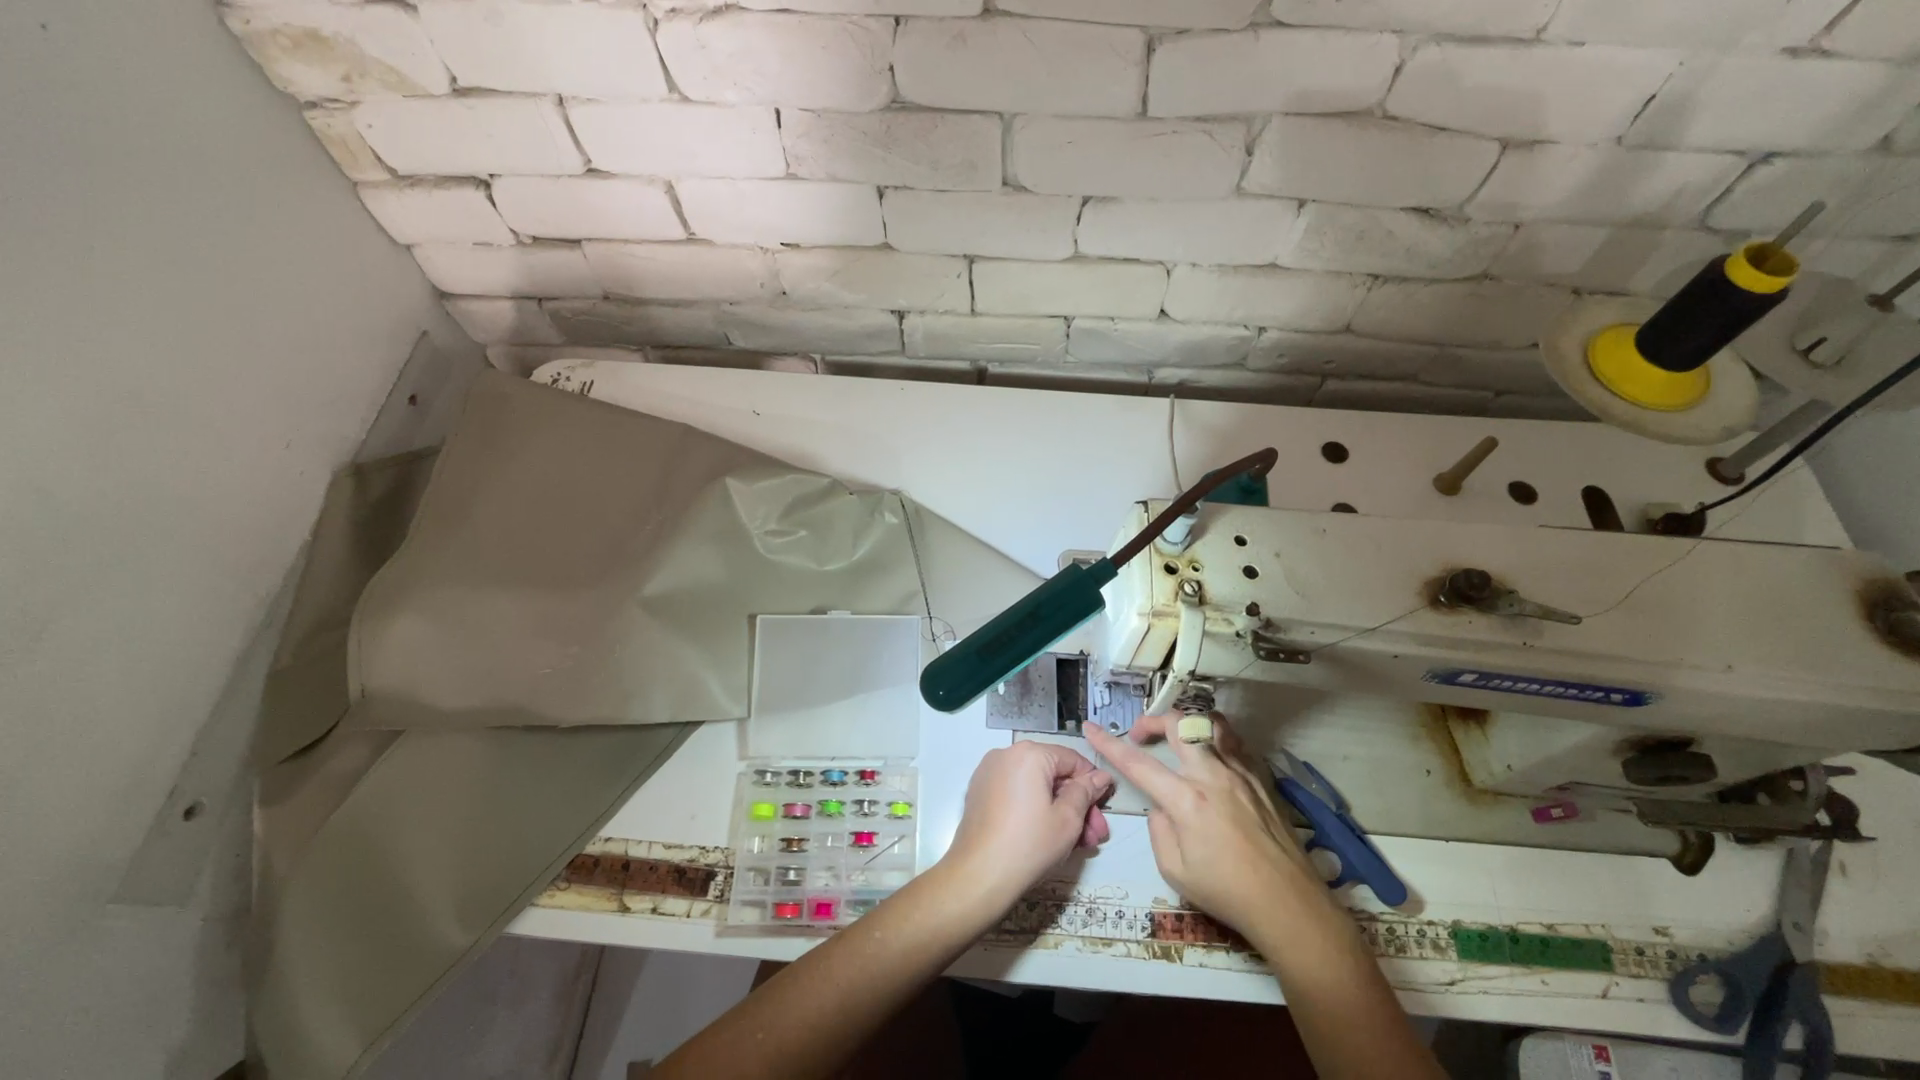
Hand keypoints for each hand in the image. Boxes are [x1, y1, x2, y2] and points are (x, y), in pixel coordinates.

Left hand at [940, 741, 1115, 906]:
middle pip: (1052, 774)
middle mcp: (1005, 755)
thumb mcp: (1068, 819)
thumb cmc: (1029, 844)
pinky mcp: (980, 793)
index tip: (1104, 808)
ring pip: (1035, 787)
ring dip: (1059, 811)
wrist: (979, 875)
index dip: (1093, 783)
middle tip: (1095, 834)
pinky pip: (1017, 794)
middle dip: (1077, 804)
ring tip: (1078, 843)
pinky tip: (1051, 837)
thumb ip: (1086, 792)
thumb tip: (1100, 776)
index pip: (1072, 759)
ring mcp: (989, 774)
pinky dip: (1035, 809)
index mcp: (1028, 754)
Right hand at [1086, 715, 1327, 937]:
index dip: (1110, 744)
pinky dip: (1217, 739)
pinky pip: (1236, 744)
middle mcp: (1214, 776)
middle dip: (1154, 721)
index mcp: (1186, 800)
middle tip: (1142, 735)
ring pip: (1214, 724)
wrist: (1288, 903)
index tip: (1091, 729)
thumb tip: (1161, 807)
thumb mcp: (1175, 871)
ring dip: (1190, 723)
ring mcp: (1242, 774)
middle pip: (1181, 724)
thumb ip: (1159, 831)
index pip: (1138, 763)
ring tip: (1180, 736)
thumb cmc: (1227, 893)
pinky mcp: (1262, 780)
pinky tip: (1213, 757)